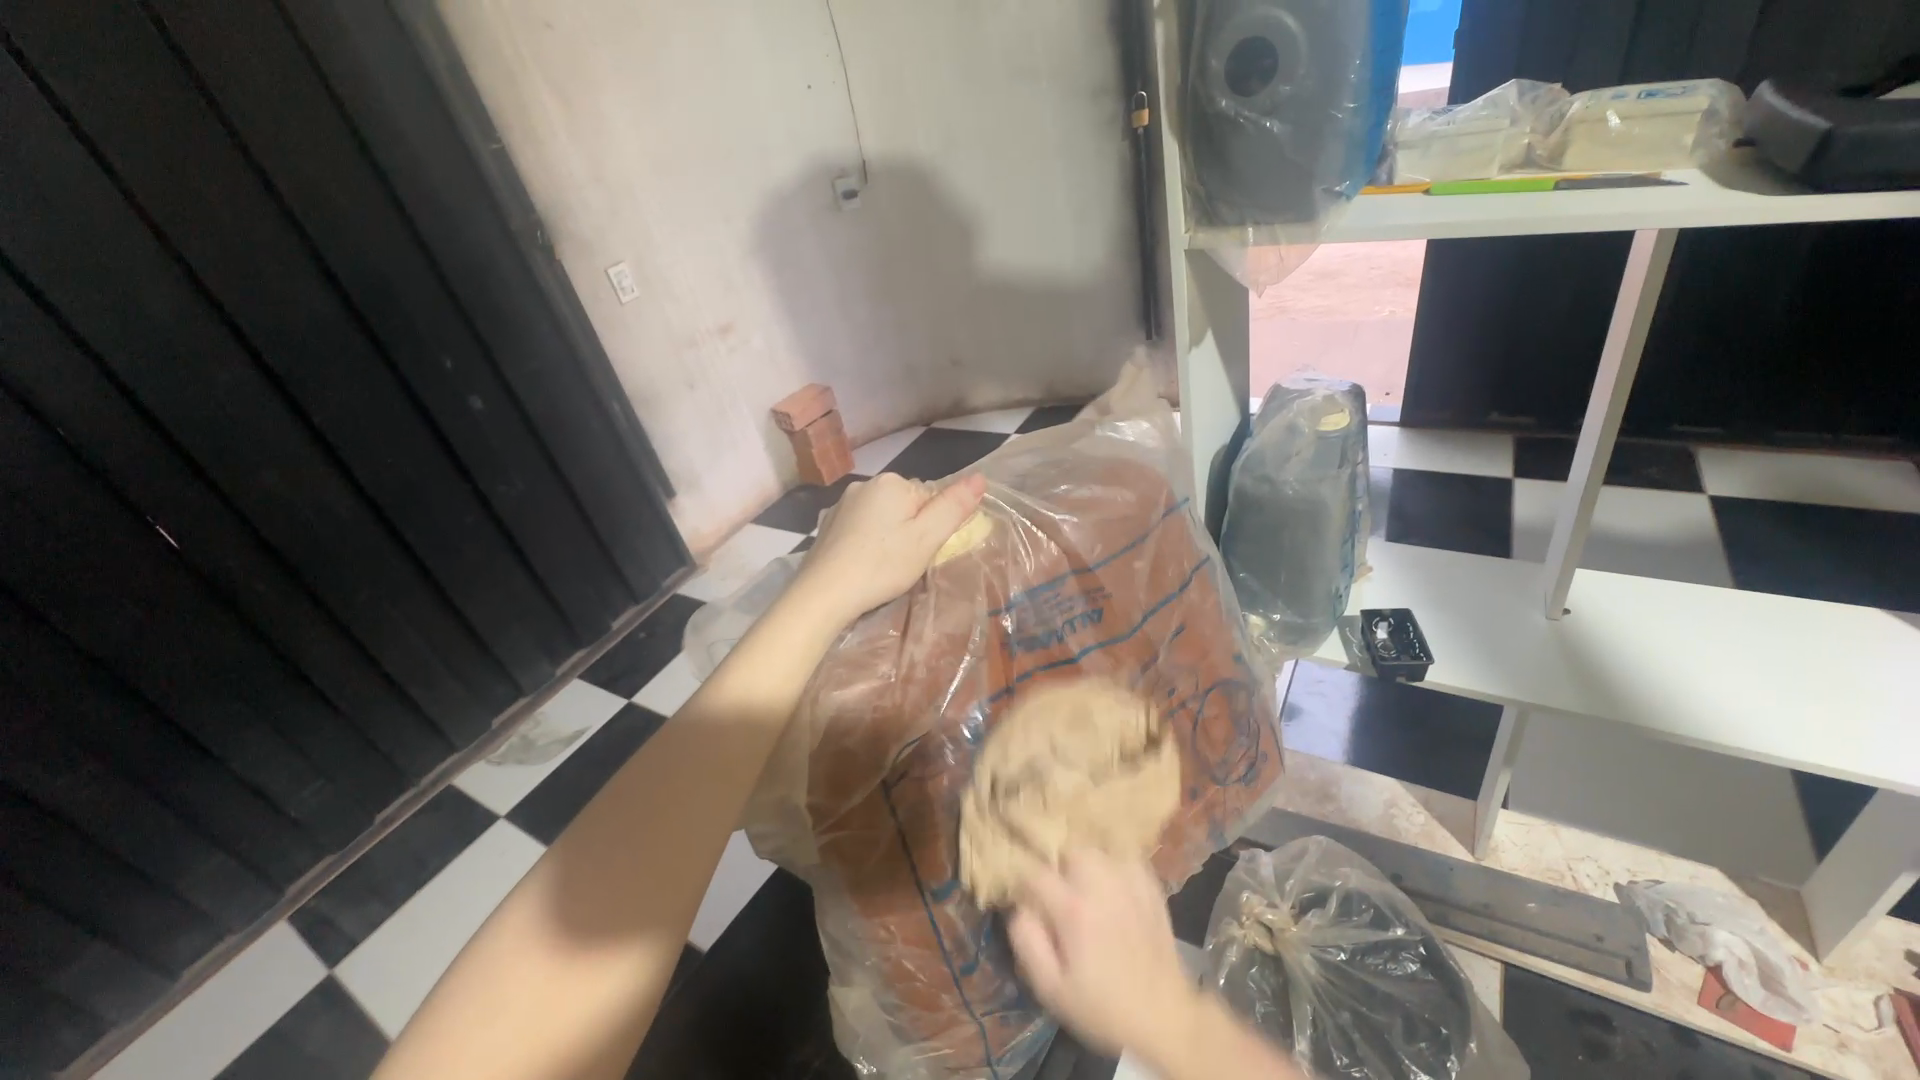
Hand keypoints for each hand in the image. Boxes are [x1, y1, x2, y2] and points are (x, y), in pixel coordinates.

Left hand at [790, 472, 987, 626]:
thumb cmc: (882, 566)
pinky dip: (867, 542)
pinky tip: (863, 564)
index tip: (924, 551)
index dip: (933, 526)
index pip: (929, 497)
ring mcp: (841, 504)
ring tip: (884, 566)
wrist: (824, 593)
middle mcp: (864, 485)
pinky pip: (860, 528)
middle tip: (906, 561)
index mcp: (891, 483)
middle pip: (904, 504)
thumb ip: (953, 507)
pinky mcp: (827, 525)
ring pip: (881, 516)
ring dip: (888, 535)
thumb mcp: (927, 539)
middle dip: (910, 528)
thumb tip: (980, 478)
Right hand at [1007, 851, 1199, 1059]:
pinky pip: (1128, 860)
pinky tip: (1112, 885)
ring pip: (1101, 849)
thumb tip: (1020, 908)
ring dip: (1087, 861)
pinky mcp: (1153, 891)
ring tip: (1083, 884)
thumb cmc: (1101, 1007)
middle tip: (1056, 888)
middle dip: (1058, 863)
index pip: (1036, 873)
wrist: (1164, 1017)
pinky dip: (1115, 865)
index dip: (1022, 878)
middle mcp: (1102, 887)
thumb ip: (1027, 942)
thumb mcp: (1051, 988)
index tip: (1021, 891)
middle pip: (1072, 849)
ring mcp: (1131, 885)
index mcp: (1073, 910)